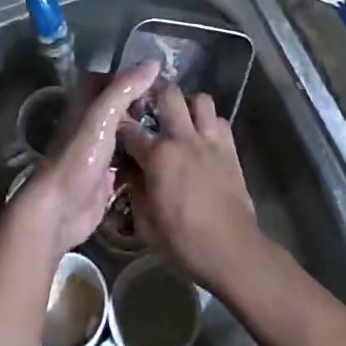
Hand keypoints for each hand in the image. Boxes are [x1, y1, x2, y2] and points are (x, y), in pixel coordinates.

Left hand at [14, 61, 160, 255]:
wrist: (61, 210)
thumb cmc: (78, 158)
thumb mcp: (101, 117)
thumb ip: (124, 90)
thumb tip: (153, 63)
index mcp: (84, 105)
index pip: (106, 80)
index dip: (128, 76)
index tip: (158, 77)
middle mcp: (91, 125)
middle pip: (119, 107)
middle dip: (143, 104)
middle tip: (174, 105)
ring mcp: (99, 152)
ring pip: (126, 134)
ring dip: (146, 131)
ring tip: (177, 127)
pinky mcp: (108, 176)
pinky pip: (130, 161)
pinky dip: (145, 157)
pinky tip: (168, 156)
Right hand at [118, 85, 261, 288]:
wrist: (231, 250)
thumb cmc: (182, 241)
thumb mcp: (144, 222)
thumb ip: (134, 188)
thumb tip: (131, 170)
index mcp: (158, 156)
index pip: (129, 128)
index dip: (119, 127)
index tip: (115, 130)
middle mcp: (184, 139)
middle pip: (168, 95)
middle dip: (154, 95)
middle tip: (149, 108)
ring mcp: (210, 141)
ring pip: (200, 100)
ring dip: (187, 104)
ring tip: (180, 118)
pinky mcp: (230, 150)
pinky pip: (220, 121)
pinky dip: (210, 123)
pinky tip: (202, 138)